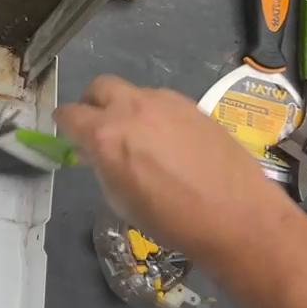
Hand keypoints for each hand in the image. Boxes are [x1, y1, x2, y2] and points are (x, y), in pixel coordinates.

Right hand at [54, 74, 295, 260]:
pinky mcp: (194, 107)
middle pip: (98, 87)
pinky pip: (163, 102)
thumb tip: (97, 152)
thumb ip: (101, 165)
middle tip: (103, 128)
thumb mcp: (119, 198)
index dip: (65, 126)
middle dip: (93, 104)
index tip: (71, 138)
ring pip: (133, 92)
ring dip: (128, 108)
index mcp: (104, 134)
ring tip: (144, 137)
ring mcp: (165, 103)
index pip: (68, 113)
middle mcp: (130, 109)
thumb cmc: (172, 220)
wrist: (241, 220)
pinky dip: (157, 115)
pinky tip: (173, 141)